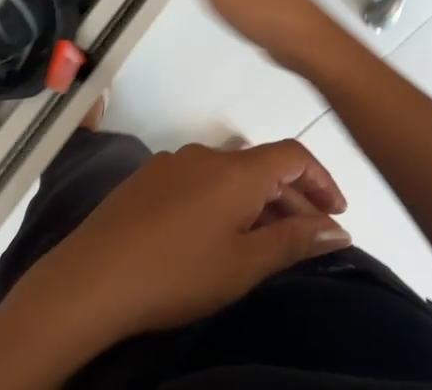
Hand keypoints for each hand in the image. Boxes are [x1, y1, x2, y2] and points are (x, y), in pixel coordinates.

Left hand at [7, 140, 352, 344]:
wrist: (94, 277)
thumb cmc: (178, 273)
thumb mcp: (245, 264)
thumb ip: (294, 240)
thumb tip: (337, 228)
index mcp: (235, 170)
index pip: (292, 156)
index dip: (321, 181)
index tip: (337, 214)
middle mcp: (204, 155)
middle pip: (260, 166)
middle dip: (291, 200)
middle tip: (309, 242)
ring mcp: (171, 163)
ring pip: (228, 175)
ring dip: (256, 202)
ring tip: (266, 243)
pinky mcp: (146, 178)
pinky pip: (199, 181)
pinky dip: (223, 201)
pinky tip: (218, 234)